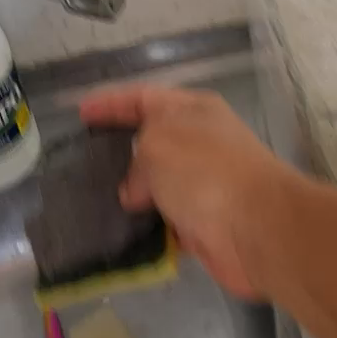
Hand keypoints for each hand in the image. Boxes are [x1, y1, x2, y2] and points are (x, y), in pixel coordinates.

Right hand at [79, 86, 302, 299]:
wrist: (257, 227)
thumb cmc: (206, 171)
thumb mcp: (158, 144)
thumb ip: (136, 159)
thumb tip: (137, 191)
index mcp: (193, 110)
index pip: (144, 98)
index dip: (112, 103)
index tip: (82, 112)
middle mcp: (200, 142)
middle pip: (150, 141)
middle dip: (117, 151)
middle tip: (78, 164)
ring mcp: (203, 184)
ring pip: (155, 187)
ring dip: (128, 197)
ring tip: (87, 205)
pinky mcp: (203, 224)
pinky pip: (164, 224)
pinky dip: (144, 231)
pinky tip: (115, 239)